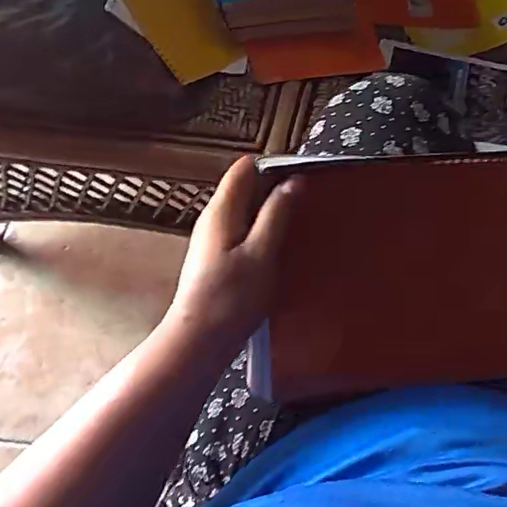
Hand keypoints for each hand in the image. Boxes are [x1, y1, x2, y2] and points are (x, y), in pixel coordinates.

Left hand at [166, 156, 298, 341]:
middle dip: (277, 188)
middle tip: (306, 203)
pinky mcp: (219, 256)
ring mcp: (214, 237)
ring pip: (248, 209)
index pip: (246, 167)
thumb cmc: (231, 298)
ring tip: (299, 225)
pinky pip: (245, 229)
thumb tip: (293, 182)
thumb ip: (277, 214)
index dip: (274, 165)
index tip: (302, 176)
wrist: (200, 340)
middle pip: (247, 186)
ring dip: (273, 211)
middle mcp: (214, 218)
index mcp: (222, 210)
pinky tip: (280, 248)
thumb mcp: (262, 253)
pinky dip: (265, 230)